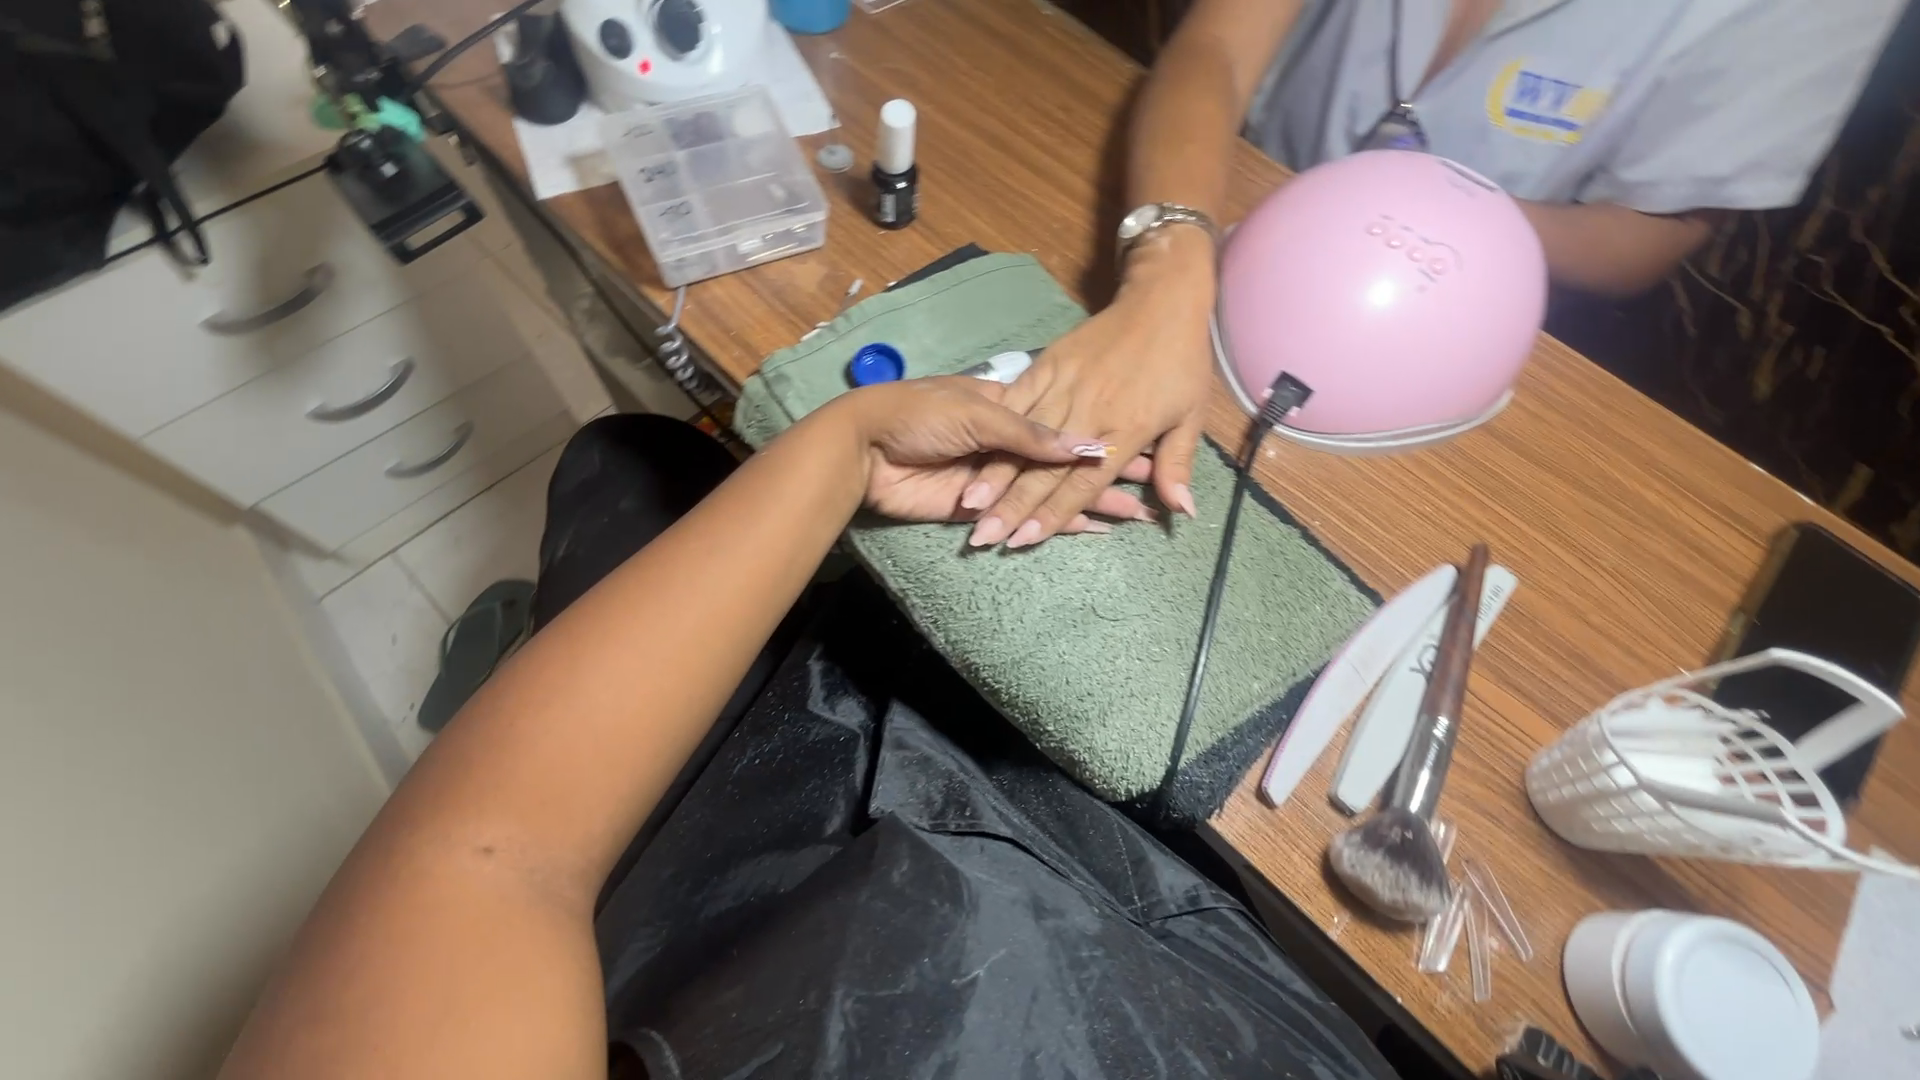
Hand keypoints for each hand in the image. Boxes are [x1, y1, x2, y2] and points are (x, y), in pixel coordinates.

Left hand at [822, 377, 1155, 531]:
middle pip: (1066, 464)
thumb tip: (1082, 449)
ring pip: (1052, 493)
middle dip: (1106, 475)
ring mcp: (997, 479)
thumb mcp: (978, 413)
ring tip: (1134, 516)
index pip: (1066, 427)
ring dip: (1091, 503)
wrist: (864, 447)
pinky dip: (1056, 523)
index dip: (1101, 438)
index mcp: (1011, 408)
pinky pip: (1025, 515)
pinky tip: (1091, 529)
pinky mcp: (982, 509)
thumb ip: (1028, 435)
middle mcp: (1009, 444)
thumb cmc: (919, 413)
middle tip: (1149, 492)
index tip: (1142, 450)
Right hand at [965, 229, 1216, 548]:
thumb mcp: (1191, 416)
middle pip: (1045, 468)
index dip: (1054, 514)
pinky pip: (1017, 401)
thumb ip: (1176, 465)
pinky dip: (995, 429)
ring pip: (1023, 439)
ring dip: (995, 474)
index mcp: (1125, 430)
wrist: (1161, 300)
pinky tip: (973, 449)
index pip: (1082, 482)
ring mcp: (1063, 387)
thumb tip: (1182, 513)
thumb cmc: (1180, 363)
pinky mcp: (1046, 365)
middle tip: (985, 536)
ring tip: (970, 504)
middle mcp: (1089, 413)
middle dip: (1012, 506)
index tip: (1025, 539)